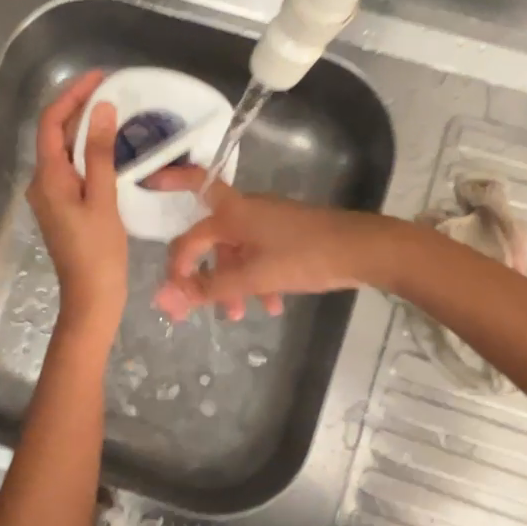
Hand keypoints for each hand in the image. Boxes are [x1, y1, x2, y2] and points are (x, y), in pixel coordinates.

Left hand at [27, 71, 127, 332]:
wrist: (91, 299)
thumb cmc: (98, 252)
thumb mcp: (103, 199)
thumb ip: (99, 153)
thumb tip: (100, 108)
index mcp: (47, 178)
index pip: (51, 122)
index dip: (72, 95)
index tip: (100, 77)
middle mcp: (42, 183)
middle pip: (55, 135)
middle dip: (80, 108)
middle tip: (113, 90)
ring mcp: (50, 197)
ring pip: (63, 152)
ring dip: (84, 129)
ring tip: (114, 111)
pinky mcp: (62, 208)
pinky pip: (71, 170)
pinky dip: (87, 152)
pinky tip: (109, 148)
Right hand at [151, 167, 387, 320]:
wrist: (361, 248)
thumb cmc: (303, 257)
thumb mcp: (253, 278)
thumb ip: (208, 289)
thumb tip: (165, 299)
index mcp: (231, 213)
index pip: (188, 239)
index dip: (175, 268)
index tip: (173, 298)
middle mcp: (244, 210)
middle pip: (206, 231)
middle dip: (193, 261)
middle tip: (182, 285)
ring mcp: (265, 220)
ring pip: (234, 251)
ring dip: (230, 282)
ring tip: (237, 315)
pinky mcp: (284, 233)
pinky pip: (257, 255)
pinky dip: (256, 279)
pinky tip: (271, 306)